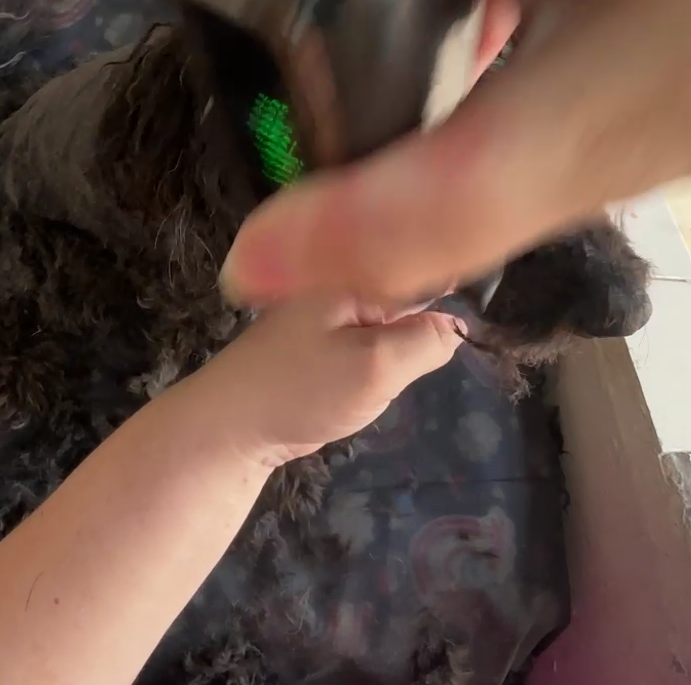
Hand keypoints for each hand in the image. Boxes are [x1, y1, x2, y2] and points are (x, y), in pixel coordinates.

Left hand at [165, 299, 462, 466]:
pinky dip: (373, 359)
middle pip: (401, 292)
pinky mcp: (314, 338)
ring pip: (383, 320)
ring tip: (383, 375)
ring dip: (395, 347)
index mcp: (349, 272)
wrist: (229, 427)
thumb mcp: (376, 366)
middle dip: (417, 327)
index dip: (445, 292)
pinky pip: (362, 338)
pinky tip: (364, 382)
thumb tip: (456, 327)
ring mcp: (322, 309)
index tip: (462, 329)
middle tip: (407, 363)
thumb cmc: (302, 390)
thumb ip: (424, 341)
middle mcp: (336, 281)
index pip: (415, 265)